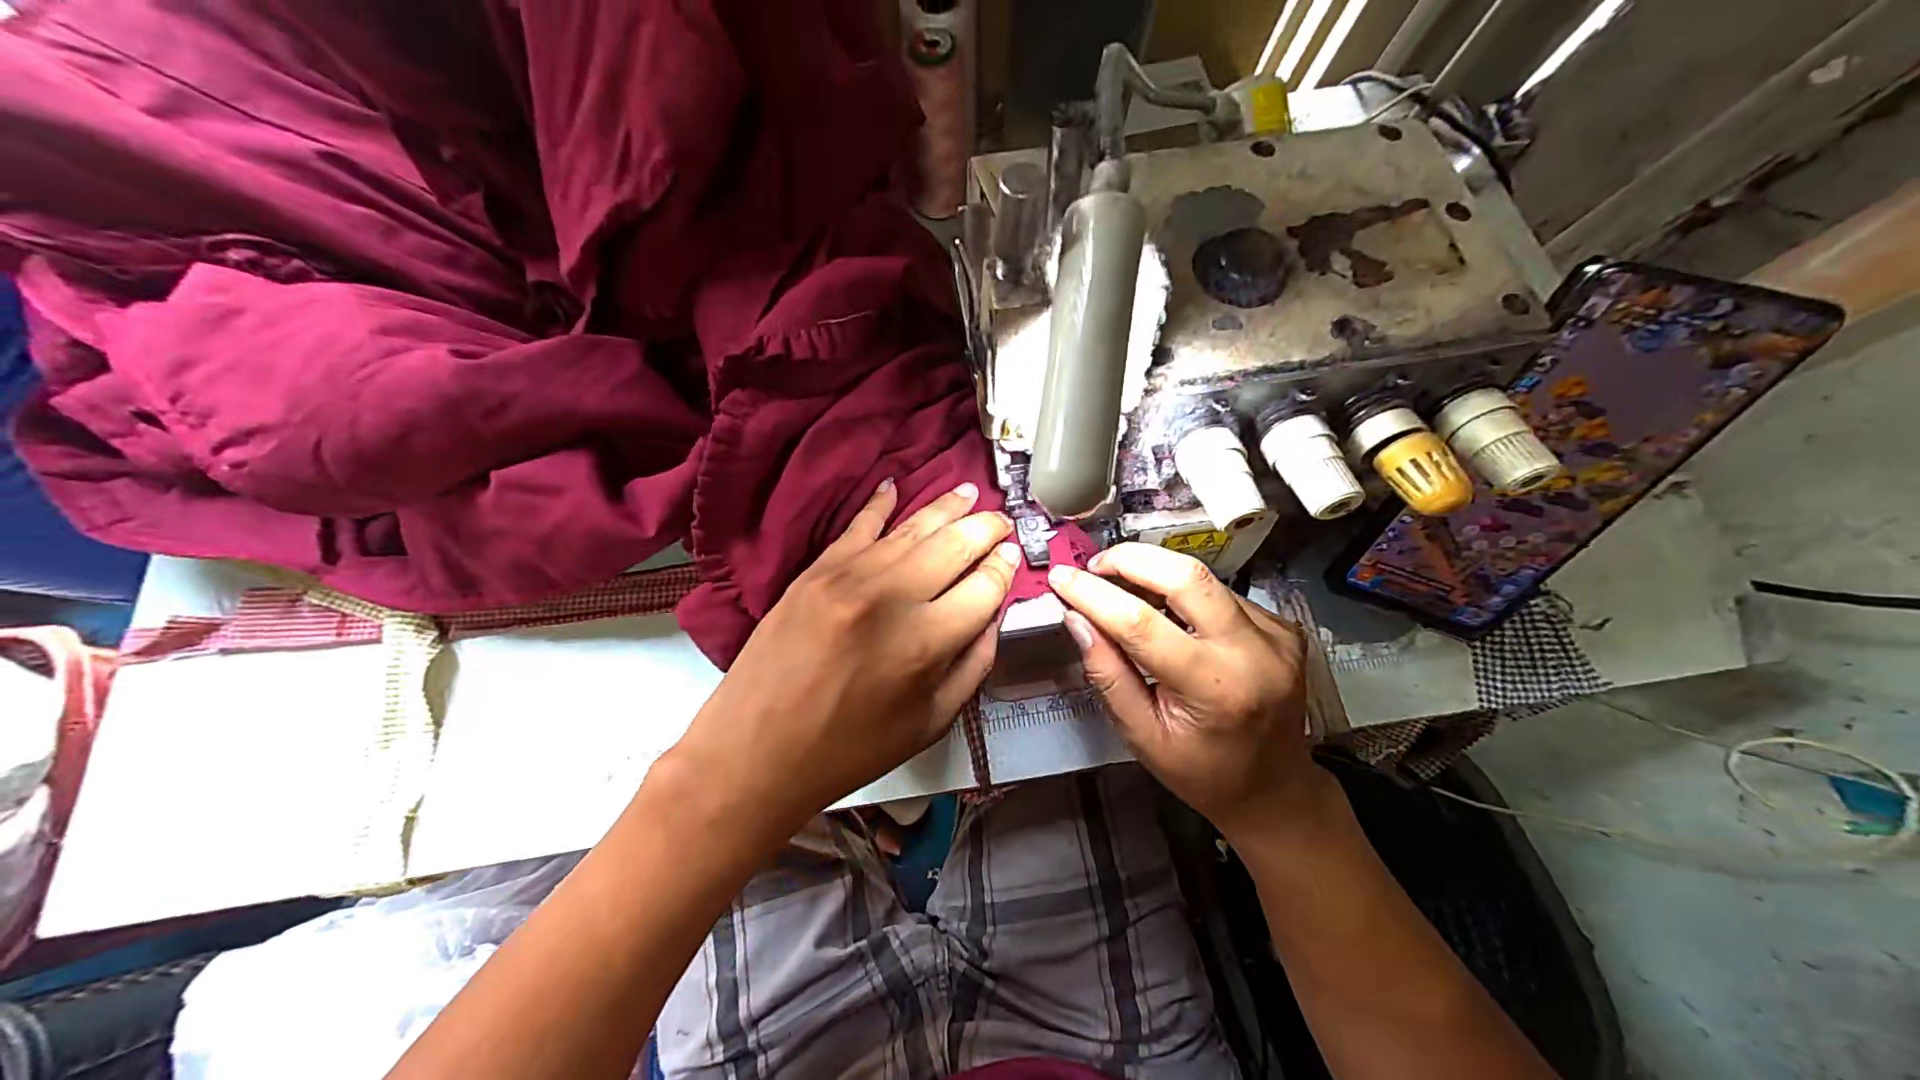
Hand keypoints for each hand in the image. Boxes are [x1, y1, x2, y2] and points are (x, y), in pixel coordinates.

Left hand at [667, 478, 1017, 835]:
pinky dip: (880, 504)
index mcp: (927, 642)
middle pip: (955, 544)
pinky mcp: (816, 570)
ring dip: (946, 508)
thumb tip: (992, 613)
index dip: (1004, 567)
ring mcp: (850, 576)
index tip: (1012, 556)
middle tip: (1002, 522)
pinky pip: (858, 526)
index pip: (985, 585)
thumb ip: (973, 664)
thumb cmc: (851, 749)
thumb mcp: (930, 721)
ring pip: (912, 528)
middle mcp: (892, 596)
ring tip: (969, 493)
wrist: (757, 748)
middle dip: (986, 529)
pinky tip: (895, 485)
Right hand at [1048, 543, 1320, 841]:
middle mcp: (1253, 652)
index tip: (1061, 578)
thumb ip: (1108, 674)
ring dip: (1157, 574)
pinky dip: (1186, 594)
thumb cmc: (1203, 773)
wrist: (1276, 790)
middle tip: (1095, 567)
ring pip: (1204, 578)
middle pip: (1186, 576)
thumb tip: (1077, 618)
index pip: (1142, 623)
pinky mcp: (1282, 627)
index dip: (1095, 595)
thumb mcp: (1142, 735)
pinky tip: (1169, 613)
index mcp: (1214, 688)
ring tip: (1122, 587)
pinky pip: (1222, 594)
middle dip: (1131, 559)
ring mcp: (1274, 635)